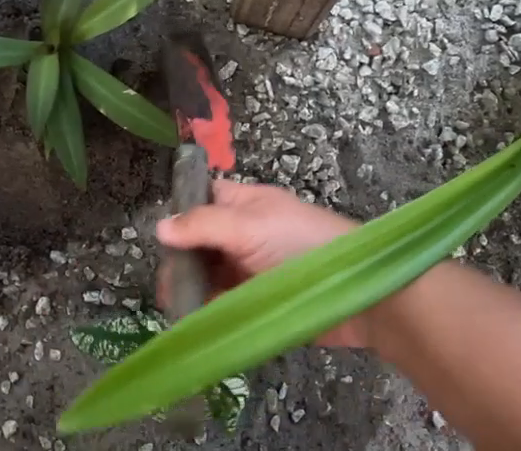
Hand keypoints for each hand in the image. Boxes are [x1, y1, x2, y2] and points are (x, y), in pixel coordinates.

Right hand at [155, 180, 369, 347]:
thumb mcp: (250, 226)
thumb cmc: (303, 245)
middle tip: (168, 288)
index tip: (161, 241)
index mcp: (245, 204)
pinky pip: (227, 302)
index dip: (181, 214)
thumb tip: (159, 227)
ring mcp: (254, 268)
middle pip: (202, 241)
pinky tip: (195, 322)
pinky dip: (210, 310)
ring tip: (176, 308)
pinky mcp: (263, 301)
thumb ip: (203, 226)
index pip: (203, 199)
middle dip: (182, 260)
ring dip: (193, 288)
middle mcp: (246, 232)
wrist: (361, 291)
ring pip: (212, 273)